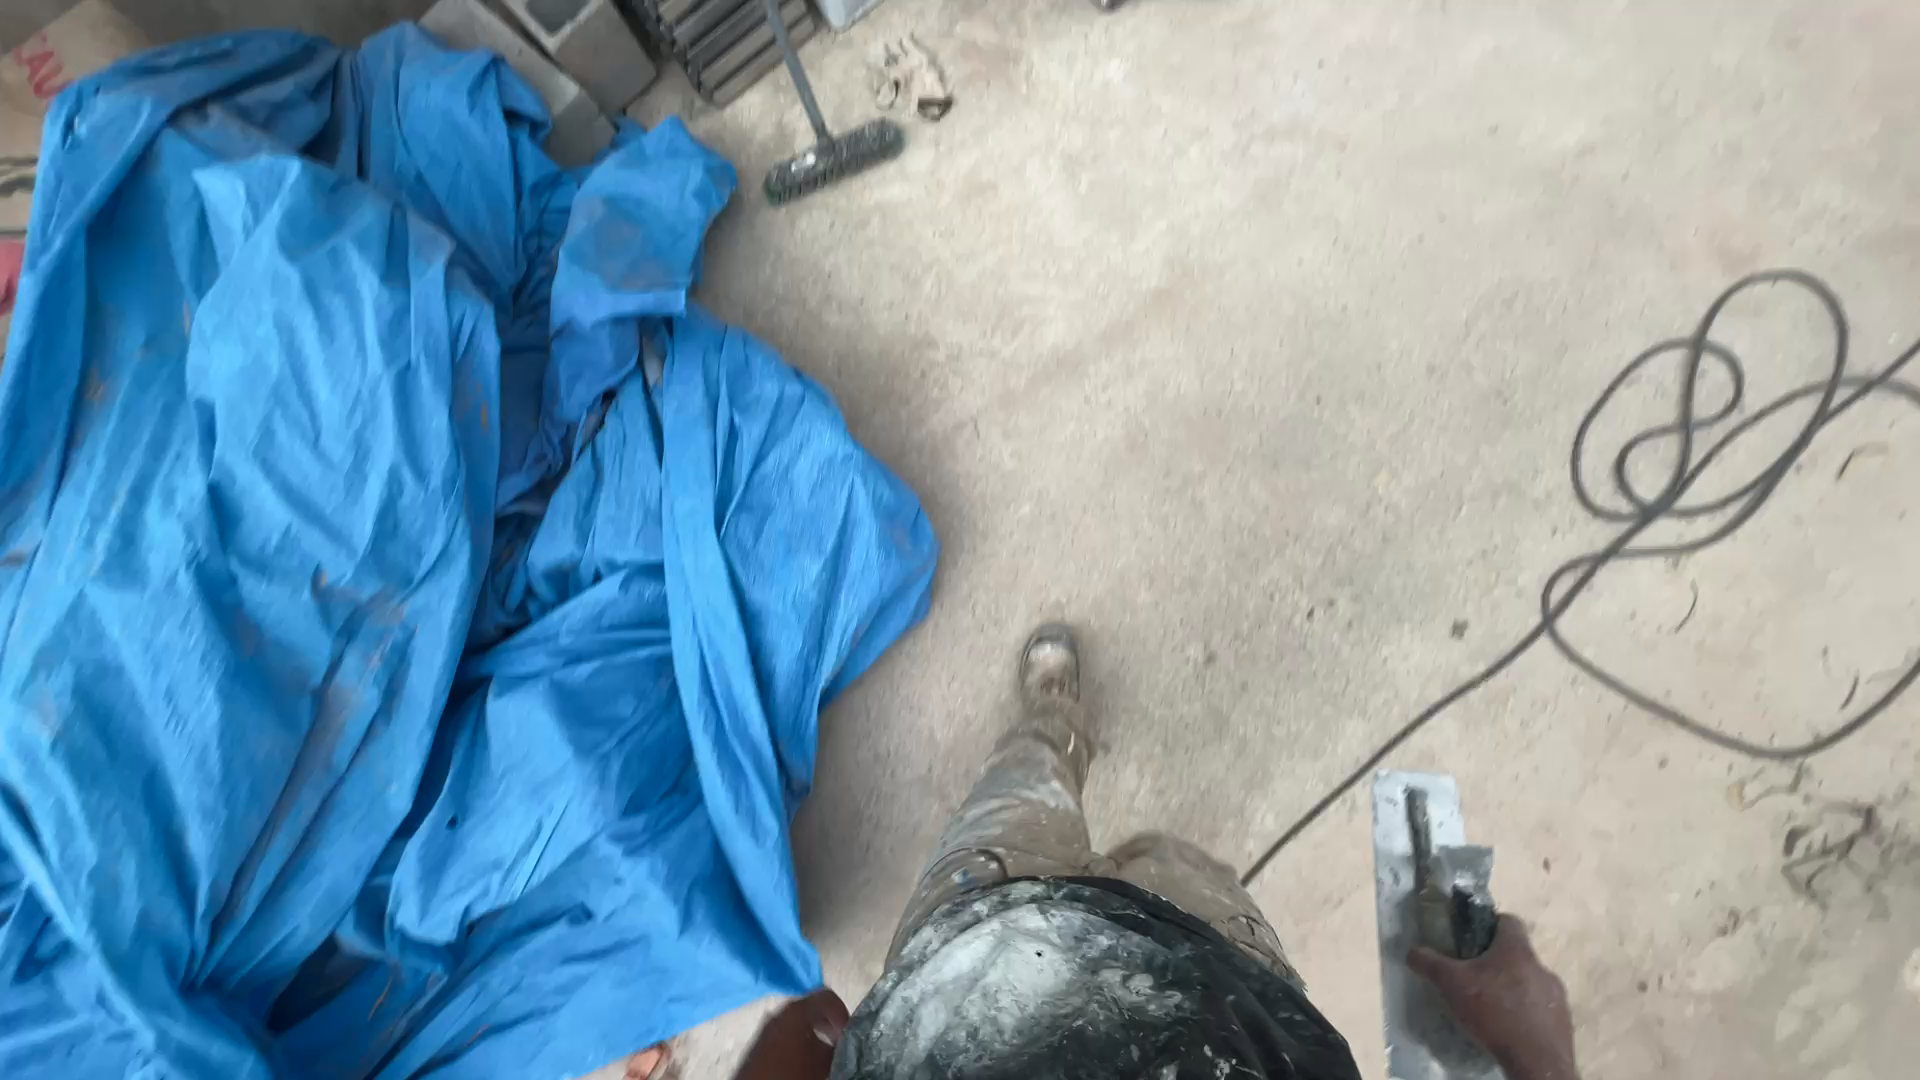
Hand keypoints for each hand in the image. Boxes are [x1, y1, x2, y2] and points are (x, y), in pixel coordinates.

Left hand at [731, 990, 849, 1079]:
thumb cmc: (792, 1072)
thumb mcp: (823, 1062)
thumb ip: (838, 1048)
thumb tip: (846, 1044)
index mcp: (798, 1009)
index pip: (827, 996)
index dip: (842, 1011)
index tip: (848, 1031)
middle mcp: (781, 1011)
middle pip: (811, 1007)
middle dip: (828, 1022)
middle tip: (838, 1041)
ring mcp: (768, 1026)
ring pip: (797, 1021)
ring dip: (812, 1033)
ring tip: (822, 1053)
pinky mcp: (759, 1043)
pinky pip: (784, 1033)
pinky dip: (797, 1040)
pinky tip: (802, 1059)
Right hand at [1408, 915, 1578, 1079]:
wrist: (1537, 1066)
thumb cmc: (1493, 1013)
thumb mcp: (1450, 983)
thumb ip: (1428, 961)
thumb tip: (1411, 951)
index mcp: (1517, 951)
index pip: (1509, 921)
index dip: (1490, 923)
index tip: (1473, 936)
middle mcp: (1542, 968)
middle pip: (1518, 954)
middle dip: (1497, 961)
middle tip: (1474, 974)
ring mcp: (1558, 998)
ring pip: (1530, 981)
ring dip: (1512, 987)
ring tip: (1491, 1004)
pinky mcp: (1564, 1024)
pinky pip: (1541, 1007)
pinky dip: (1525, 1011)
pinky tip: (1508, 1026)